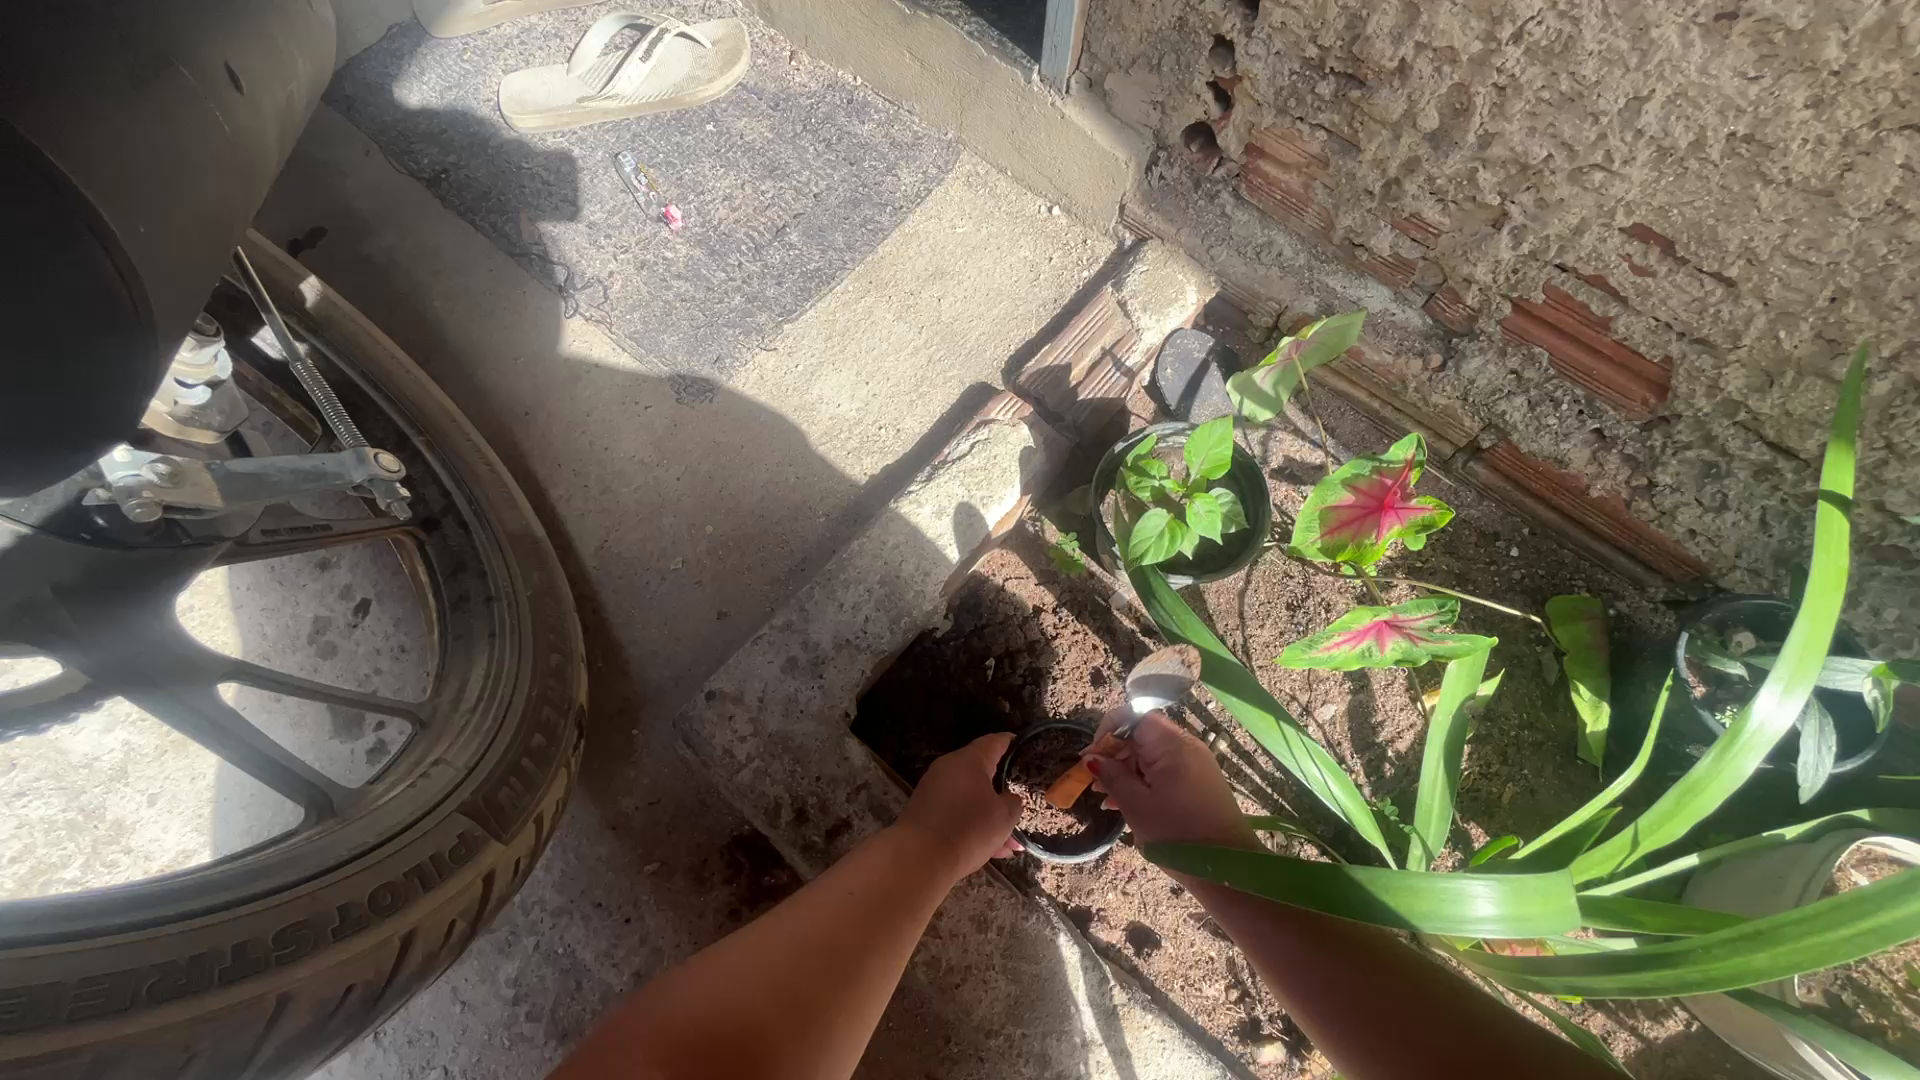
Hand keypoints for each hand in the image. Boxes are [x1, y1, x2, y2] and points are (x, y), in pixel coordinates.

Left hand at [895, 733, 1022, 882]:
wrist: (920, 857)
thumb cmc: (969, 828)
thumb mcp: (1004, 817)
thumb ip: (1013, 803)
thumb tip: (1009, 799)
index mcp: (969, 760)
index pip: (995, 742)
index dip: (1012, 743)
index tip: (1025, 747)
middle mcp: (949, 768)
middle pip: (982, 773)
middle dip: (1003, 792)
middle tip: (1022, 804)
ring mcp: (934, 790)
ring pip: (971, 799)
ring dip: (990, 817)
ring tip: (1012, 843)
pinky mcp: (925, 812)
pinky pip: (956, 814)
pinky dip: (973, 827)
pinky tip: (992, 851)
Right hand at [1085, 711, 1257, 850]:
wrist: (1228, 870)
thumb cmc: (1178, 834)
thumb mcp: (1136, 805)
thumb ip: (1112, 776)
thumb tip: (1092, 758)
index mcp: (1173, 745)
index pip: (1135, 717)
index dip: (1109, 730)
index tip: (1091, 756)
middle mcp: (1186, 747)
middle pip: (1142, 736)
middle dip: (1114, 755)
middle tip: (1094, 783)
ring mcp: (1195, 765)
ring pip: (1151, 756)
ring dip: (1126, 772)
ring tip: (1106, 799)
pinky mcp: (1198, 783)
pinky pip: (1163, 772)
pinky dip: (1143, 782)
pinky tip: (1126, 804)